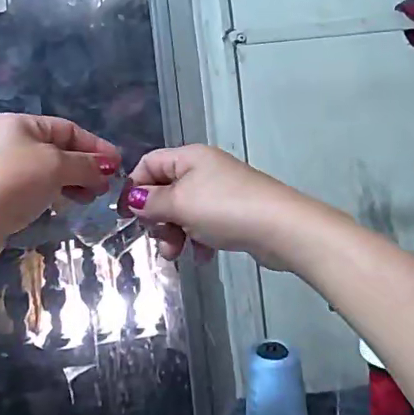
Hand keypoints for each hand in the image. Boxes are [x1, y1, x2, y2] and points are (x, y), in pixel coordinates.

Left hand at [0, 113, 120, 273]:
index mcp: (18, 123)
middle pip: (56, 148)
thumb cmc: (12, 184)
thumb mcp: (55, 167)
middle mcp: (7, 139)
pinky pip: (32, 187)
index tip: (118, 166)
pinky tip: (63, 206)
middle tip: (105, 188)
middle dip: (84, 166)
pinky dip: (52, 193)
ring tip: (90, 199)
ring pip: (46, 169)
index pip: (66, 128)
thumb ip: (85, 164)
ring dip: (71, 181)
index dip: (94, 146)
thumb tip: (107, 166)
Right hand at [122, 145, 321, 270]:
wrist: (285, 230)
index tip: (128, 215)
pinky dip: (197, 238)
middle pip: (164, 189)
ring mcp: (221, 192)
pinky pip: (203, 223)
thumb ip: (151, 202)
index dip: (135, 187)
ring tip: (177, 254)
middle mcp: (203, 169)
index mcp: (188, 157)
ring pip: (183, 210)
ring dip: (174, 232)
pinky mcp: (235, 213)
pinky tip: (201, 256)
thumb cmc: (226, 209)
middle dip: (157, 217)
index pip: (149, 164)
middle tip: (160, 239)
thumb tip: (134, 199)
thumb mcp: (180, 204)